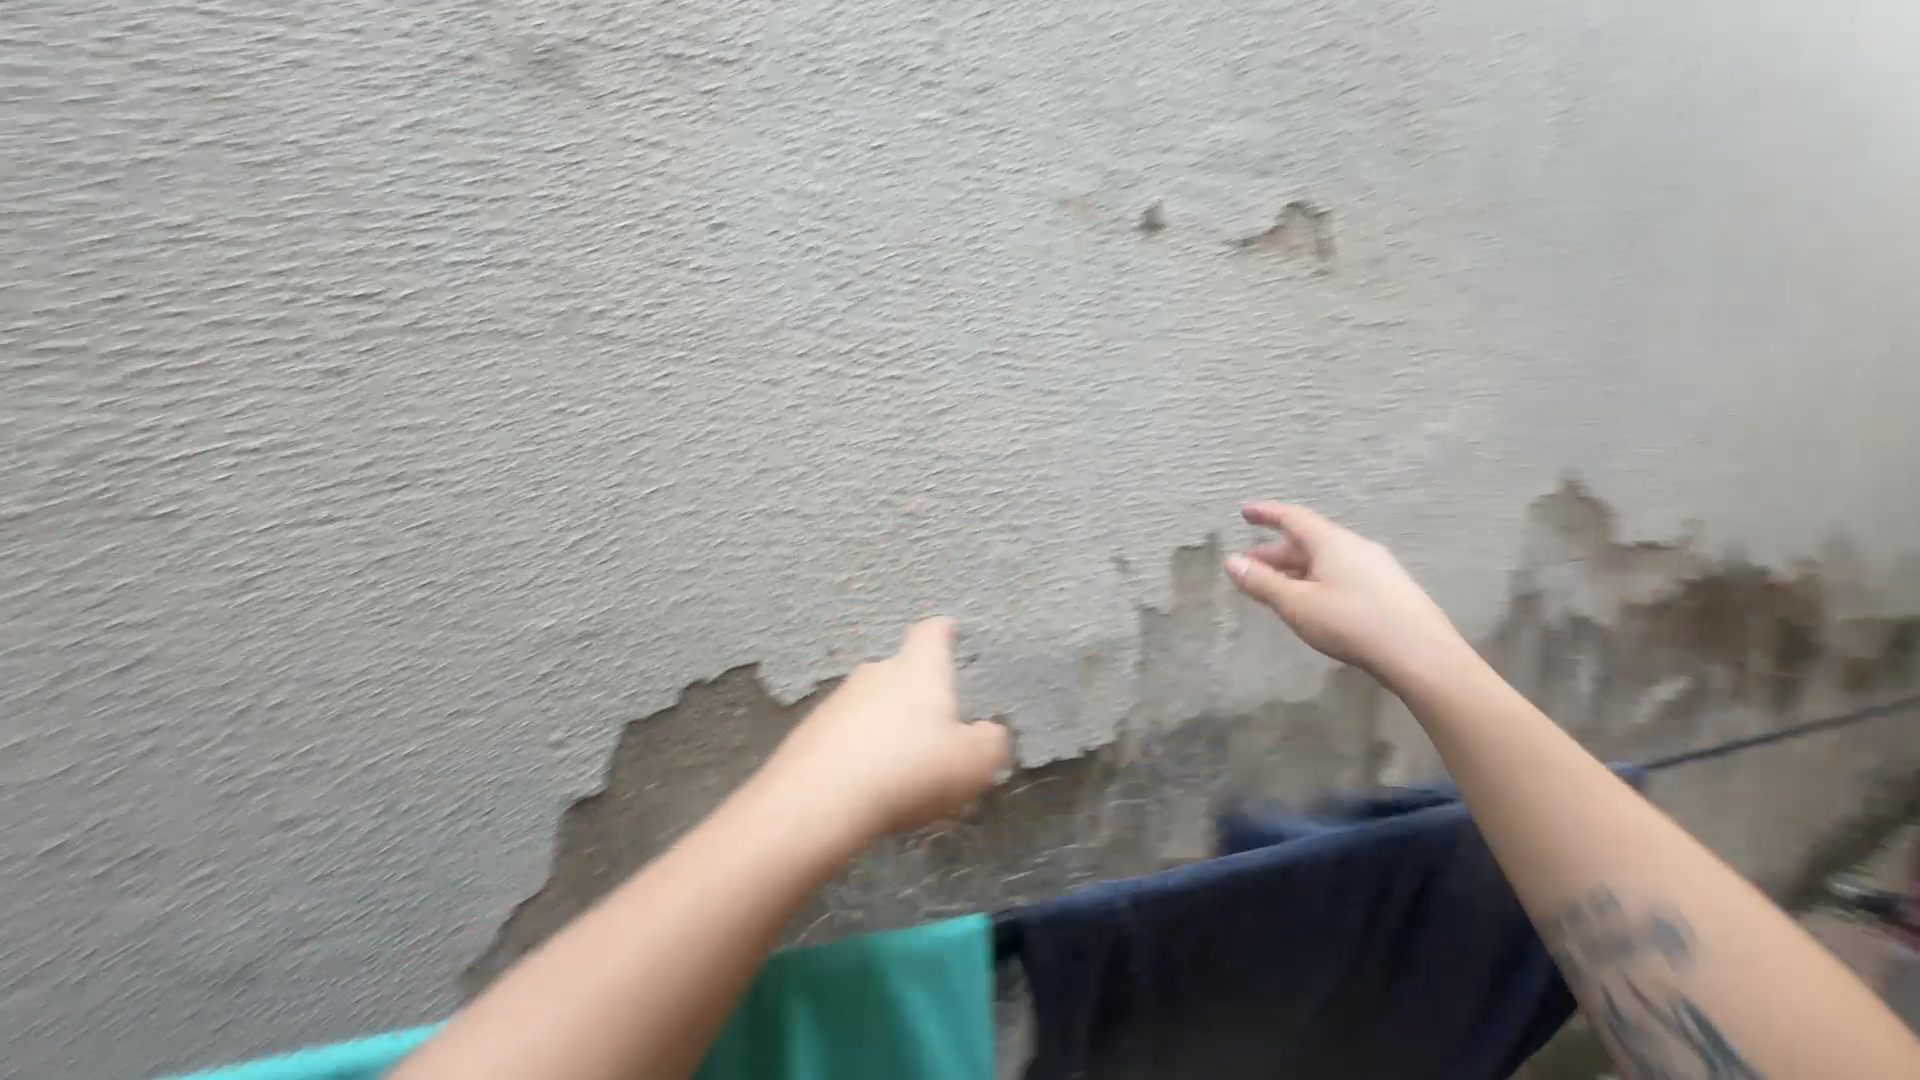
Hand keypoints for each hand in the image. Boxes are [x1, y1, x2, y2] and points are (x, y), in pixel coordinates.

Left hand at [763, 617, 1010, 836]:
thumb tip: (990, 732)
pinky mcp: (809, 734)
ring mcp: (837, 701)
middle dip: (917, 692)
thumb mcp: (973, 761)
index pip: (932, 633)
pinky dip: (859, 753)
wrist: (819, 799)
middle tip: (936, 725)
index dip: (944, 630)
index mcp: (919, 669)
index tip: (950, 627)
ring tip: (902, 766)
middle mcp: (876, 673)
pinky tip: (867, 787)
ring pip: (871, 705)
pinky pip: (845, 736)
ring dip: (886, 726)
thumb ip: (990, 742)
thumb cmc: (909, 768)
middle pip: (901, 671)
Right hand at [1224, 502, 1470, 680]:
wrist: (1421, 655)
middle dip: (1274, 552)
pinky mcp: (1388, 590)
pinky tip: (1311, 601)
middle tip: (1249, 565)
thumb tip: (1232, 562)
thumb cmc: (1351, 622)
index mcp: (1332, 542)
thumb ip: (1262, 583)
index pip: (1293, 517)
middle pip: (1308, 541)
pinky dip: (1316, 580)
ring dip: (1295, 569)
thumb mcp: (1297, 604)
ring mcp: (1376, 568)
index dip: (1266, 513)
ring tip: (1274, 587)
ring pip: (1325, 560)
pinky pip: (1341, 574)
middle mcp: (1355, 547)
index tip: (1244, 512)